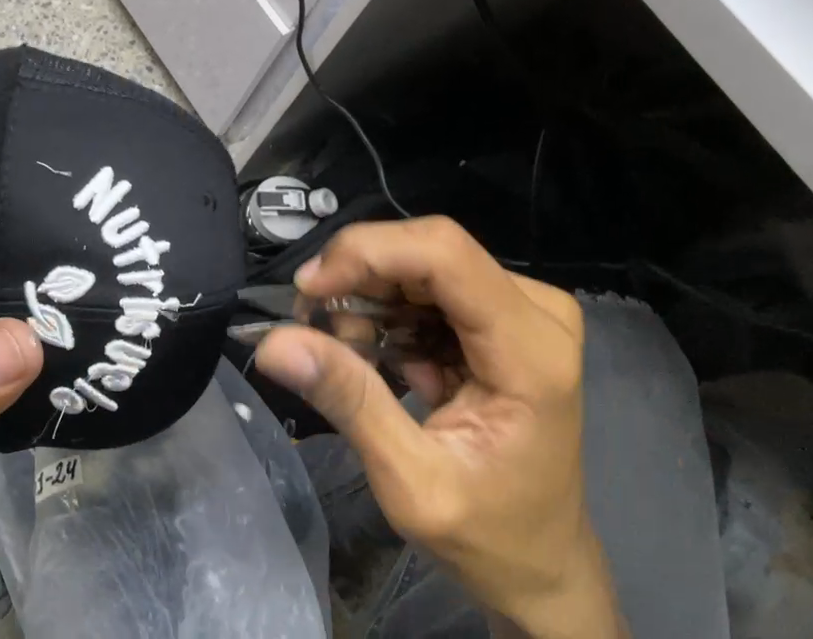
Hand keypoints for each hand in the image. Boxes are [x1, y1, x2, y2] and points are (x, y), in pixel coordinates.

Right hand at [254, 218, 625, 638]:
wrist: (539, 560)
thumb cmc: (487, 532)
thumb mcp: (410, 481)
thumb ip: (348, 401)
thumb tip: (273, 343)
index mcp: (532, 353)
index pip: (444, 255)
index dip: (367, 255)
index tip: (307, 292)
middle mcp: (537, 311)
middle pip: (425, 252)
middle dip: (357, 281)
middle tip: (311, 329)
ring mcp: (522, 308)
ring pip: (418, 264)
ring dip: (367, 301)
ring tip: (348, 359)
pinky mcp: (501, 314)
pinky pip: (425, 286)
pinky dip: (386, 315)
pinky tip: (378, 359)